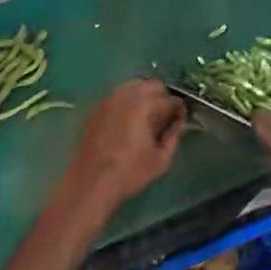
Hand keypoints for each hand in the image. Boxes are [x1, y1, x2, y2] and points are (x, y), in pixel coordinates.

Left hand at [61, 79, 186, 213]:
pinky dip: (127, 102)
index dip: (180, 110)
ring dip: (145, 97)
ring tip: (146, 118)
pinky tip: (127, 121)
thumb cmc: (130, 173)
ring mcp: (108, 100)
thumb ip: (173, 136)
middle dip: (163, 98)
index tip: (180, 122)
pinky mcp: (95, 109)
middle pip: (153, 85)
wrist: (90, 183)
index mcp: (145, 105)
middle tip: (165, 118)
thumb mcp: (161, 159)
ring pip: (133, 86)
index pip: (171, 99)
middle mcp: (126, 95)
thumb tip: (178, 123)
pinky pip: (117, 96)